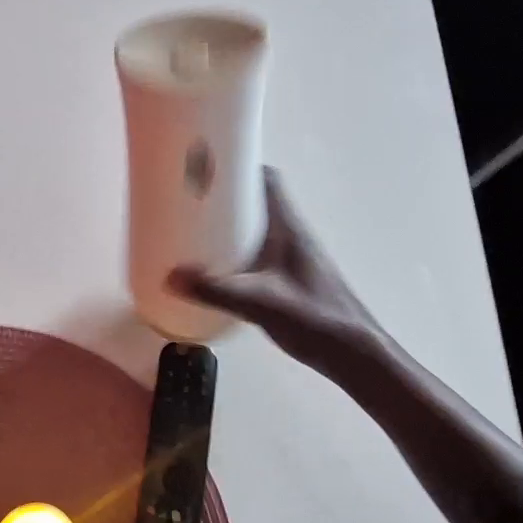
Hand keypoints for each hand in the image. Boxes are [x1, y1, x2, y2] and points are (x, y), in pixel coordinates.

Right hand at [169, 168, 382, 366]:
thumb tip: (170, 277)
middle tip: (189, 204)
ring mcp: (292, 258)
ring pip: (256, 229)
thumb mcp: (259, 302)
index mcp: (289, 228)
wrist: (353, 353)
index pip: (268, 180)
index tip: (207, 171)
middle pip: (257, 203)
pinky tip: (215, 270)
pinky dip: (235, 252)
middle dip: (225, 199)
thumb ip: (216, 291)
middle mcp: (292, 236)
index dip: (240, 169)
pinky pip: (256, 253)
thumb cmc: (314, 318)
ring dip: (229, 227)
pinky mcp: (288, 279)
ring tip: (193, 233)